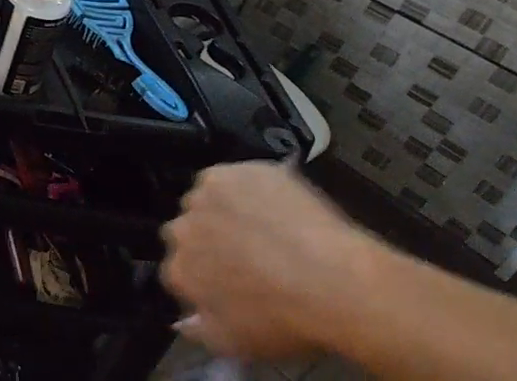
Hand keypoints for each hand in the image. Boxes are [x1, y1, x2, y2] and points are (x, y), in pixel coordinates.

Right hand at [160, 161, 379, 361]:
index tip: (236, 284)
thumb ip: (200, 330)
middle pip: (190, 231)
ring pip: (209, 203)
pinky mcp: (228, 173)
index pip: (181, 270)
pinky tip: (281, 209)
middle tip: (257, 257)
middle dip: (213, 240)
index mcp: (178, 272)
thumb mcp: (240, 344)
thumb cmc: (290, 321)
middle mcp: (178, 230)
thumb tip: (182, 319)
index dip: (207, 275)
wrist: (337, 282)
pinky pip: (233, 180)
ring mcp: (201, 197)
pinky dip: (250, 190)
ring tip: (274, 232)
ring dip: (229, 213)